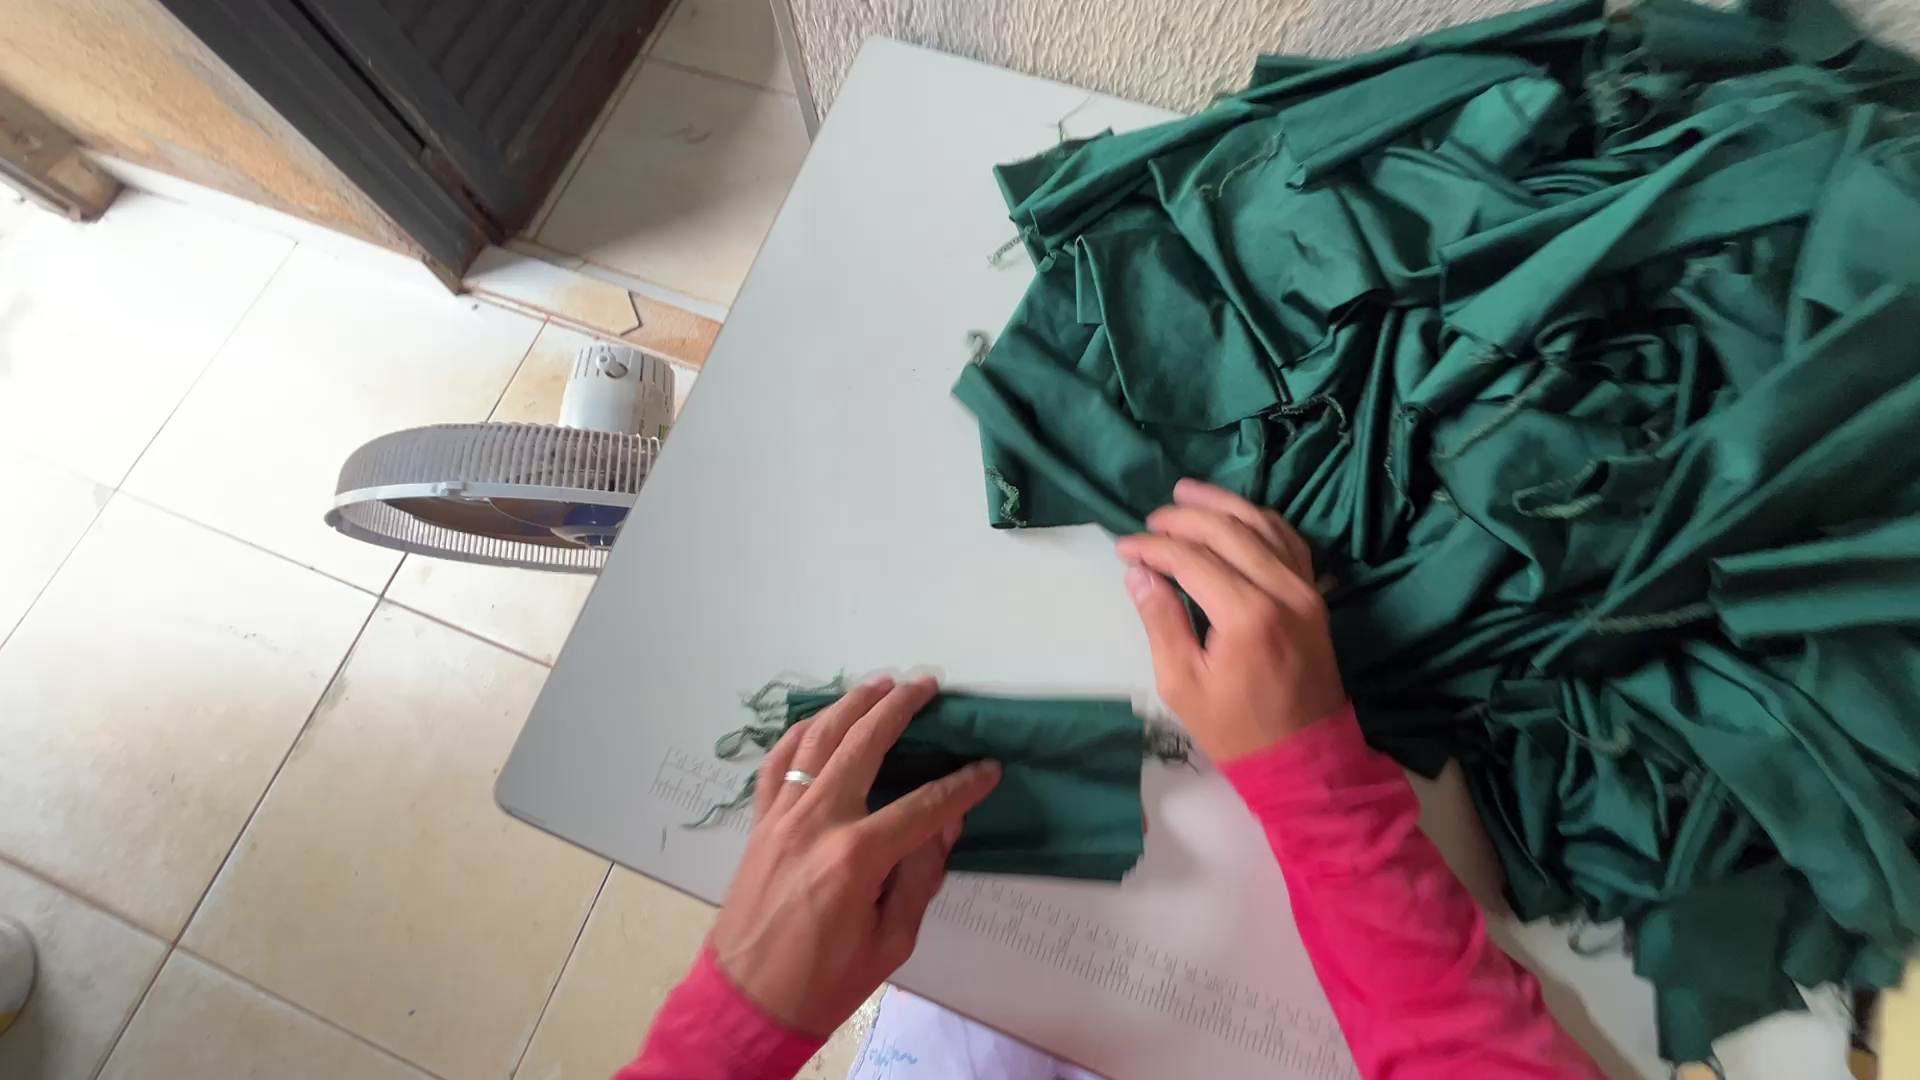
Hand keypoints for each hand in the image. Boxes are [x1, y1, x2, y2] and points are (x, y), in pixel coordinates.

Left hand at [710, 676, 1000, 1036]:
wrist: (745, 1004)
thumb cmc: (825, 982)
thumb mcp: (892, 942)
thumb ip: (921, 875)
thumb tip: (945, 822)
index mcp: (856, 856)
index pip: (924, 805)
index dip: (962, 785)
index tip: (987, 768)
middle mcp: (817, 820)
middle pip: (864, 743)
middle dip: (900, 707)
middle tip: (926, 685)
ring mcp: (782, 815)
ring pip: (818, 738)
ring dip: (851, 704)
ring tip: (880, 684)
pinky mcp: (760, 820)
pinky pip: (778, 761)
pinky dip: (800, 732)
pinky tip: (820, 718)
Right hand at [1115, 480, 1346, 763]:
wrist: (1305, 758)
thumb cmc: (1234, 727)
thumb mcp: (1182, 683)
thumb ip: (1161, 621)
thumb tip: (1139, 574)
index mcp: (1246, 615)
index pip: (1191, 560)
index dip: (1152, 548)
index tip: (1124, 549)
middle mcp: (1283, 590)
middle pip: (1227, 531)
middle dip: (1183, 519)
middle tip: (1150, 520)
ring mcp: (1306, 589)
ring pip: (1263, 525)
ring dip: (1222, 504)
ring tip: (1186, 493)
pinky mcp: (1315, 595)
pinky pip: (1289, 540)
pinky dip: (1259, 519)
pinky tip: (1235, 514)